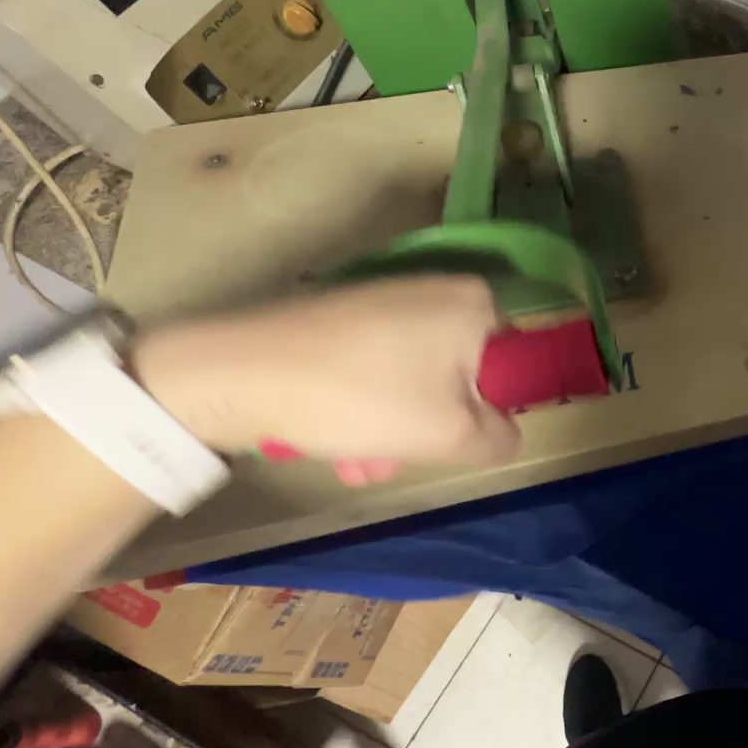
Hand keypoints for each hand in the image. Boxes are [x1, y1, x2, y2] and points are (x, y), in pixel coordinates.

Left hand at [132, 276, 520, 481]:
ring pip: (415, 377)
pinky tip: (334, 438)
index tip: (455, 437)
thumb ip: (501, 438)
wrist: (232, 374)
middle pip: (461, 374)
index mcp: (476, 302)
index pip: (515, 361)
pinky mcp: (341, 314)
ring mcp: (385, 297)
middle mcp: (437, 288)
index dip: (491, 407)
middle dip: (433, 425)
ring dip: (396, 425)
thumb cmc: (363, 397)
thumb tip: (504, 433)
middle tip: (399, 457)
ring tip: (357, 460)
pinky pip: (377, 366)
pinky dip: (366, 403)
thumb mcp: (452, 435)